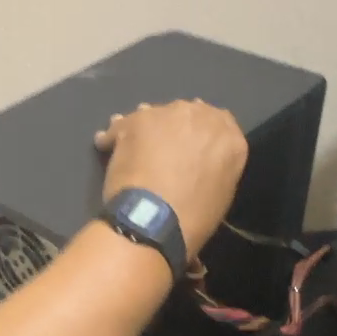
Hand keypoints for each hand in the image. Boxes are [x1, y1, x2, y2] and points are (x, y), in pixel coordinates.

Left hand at [94, 99, 247, 256]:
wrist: (157, 221)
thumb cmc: (193, 219)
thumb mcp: (219, 196)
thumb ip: (216, 170)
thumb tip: (200, 166)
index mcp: (230, 140)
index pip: (219, 126)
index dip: (200, 137)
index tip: (190, 148)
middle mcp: (203, 117)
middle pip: (187, 115)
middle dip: (175, 128)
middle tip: (161, 149)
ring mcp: (169, 114)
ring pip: (155, 115)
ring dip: (148, 130)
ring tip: (135, 148)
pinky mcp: (137, 120)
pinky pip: (123, 124)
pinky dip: (114, 136)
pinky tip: (106, 146)